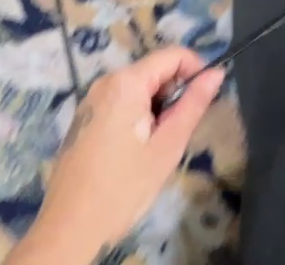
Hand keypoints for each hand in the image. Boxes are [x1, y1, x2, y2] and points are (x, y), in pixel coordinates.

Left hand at [13, 49, 224, 264]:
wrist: (69, 230)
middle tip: (177, 134)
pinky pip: (120, 103)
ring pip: (138, 89)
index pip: (173, 55)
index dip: (196, 70)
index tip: (205, 100)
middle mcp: (105, 81)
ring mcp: (90, 100)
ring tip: (155, 148)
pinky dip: (137, 117)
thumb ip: (193, 104)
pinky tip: (134, 153)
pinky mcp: (84, 119)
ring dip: (156, 109)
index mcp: (126, 82)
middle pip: (154, 71)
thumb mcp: (167, 147)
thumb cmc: (123, 188)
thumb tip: (216, 73)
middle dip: (174, 95)